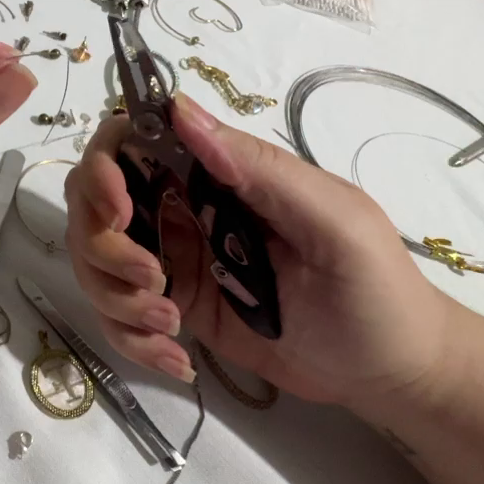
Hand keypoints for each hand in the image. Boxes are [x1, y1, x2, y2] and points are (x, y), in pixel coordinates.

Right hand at [64, 95, 456, 410]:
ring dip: (116, 297)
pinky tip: (176, 357)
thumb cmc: (374, 287)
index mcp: (210, 172)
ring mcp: (169, 256)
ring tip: (171, 327)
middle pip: (90, 204)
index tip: (120, 213)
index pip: (124, 143)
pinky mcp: (170, 304)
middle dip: (102, 246)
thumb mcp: (332, 220)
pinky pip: (116, 313)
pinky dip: (130, 337)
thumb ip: (258, 166)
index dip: (100, 169)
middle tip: (153, 282)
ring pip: (93, 260)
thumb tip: (178, 108)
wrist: (393, 375)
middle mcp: (177, 205)